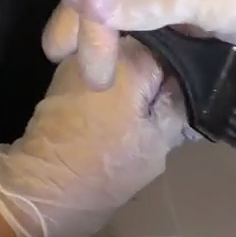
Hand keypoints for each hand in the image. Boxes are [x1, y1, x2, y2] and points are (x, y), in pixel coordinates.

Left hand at [0, 39, 189, 236]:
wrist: (42, 189)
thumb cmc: (104, 169)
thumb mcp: (156, 145)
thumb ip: (178, 108)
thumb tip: (192, 86)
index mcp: (130, 58)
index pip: (174, 47)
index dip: (187, 68)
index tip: (193, 89)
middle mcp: (101, 47)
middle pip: (145, 48)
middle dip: (160, 72)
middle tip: (173, 103)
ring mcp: (78, 59)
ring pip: (121, 59)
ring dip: (136, 79)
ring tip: (149, 109)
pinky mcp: (64, 78)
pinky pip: (102, 71)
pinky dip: (114, 86)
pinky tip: (123, 111)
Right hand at [46, 0, 235, 83]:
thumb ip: (130, 0)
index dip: (83, 13)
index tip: (66, 55)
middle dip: (92, 27)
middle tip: (69, 67)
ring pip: (137, 10)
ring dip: (115, 38)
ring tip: (95, 73)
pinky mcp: (206, 11)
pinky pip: (161, 27)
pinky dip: (143, 45)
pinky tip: (131, 67)